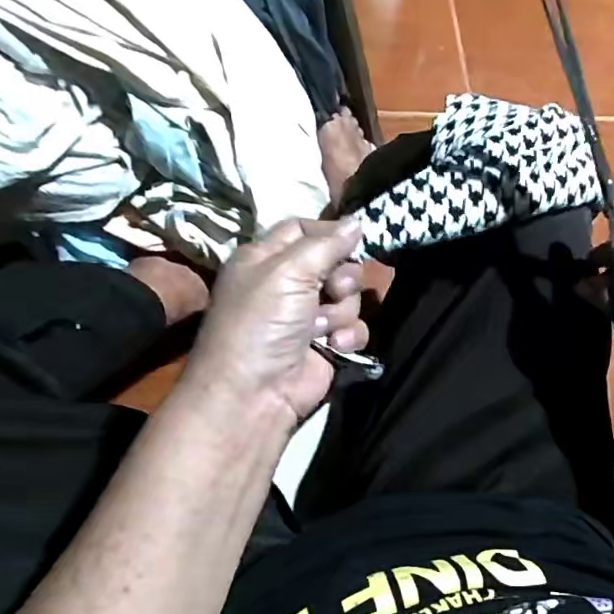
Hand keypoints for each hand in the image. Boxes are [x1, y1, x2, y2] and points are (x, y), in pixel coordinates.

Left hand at [181, 217, 367, 423]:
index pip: (303, 229)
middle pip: (335, 262)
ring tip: (321, 328)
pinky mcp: (328, 343)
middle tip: (332, 289)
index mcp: (266, 259)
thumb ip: (325, 245)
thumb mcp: (287, 272)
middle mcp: (288, 284)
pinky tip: (333, 347)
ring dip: (341, 312)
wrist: (256, 392)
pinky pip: (355, 327)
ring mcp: (309, 315)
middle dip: (343, 276)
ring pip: (350, 297)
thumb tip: (357, 220)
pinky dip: (348, 336)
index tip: (352, 238)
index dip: (328, 232)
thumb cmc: (261, 323)